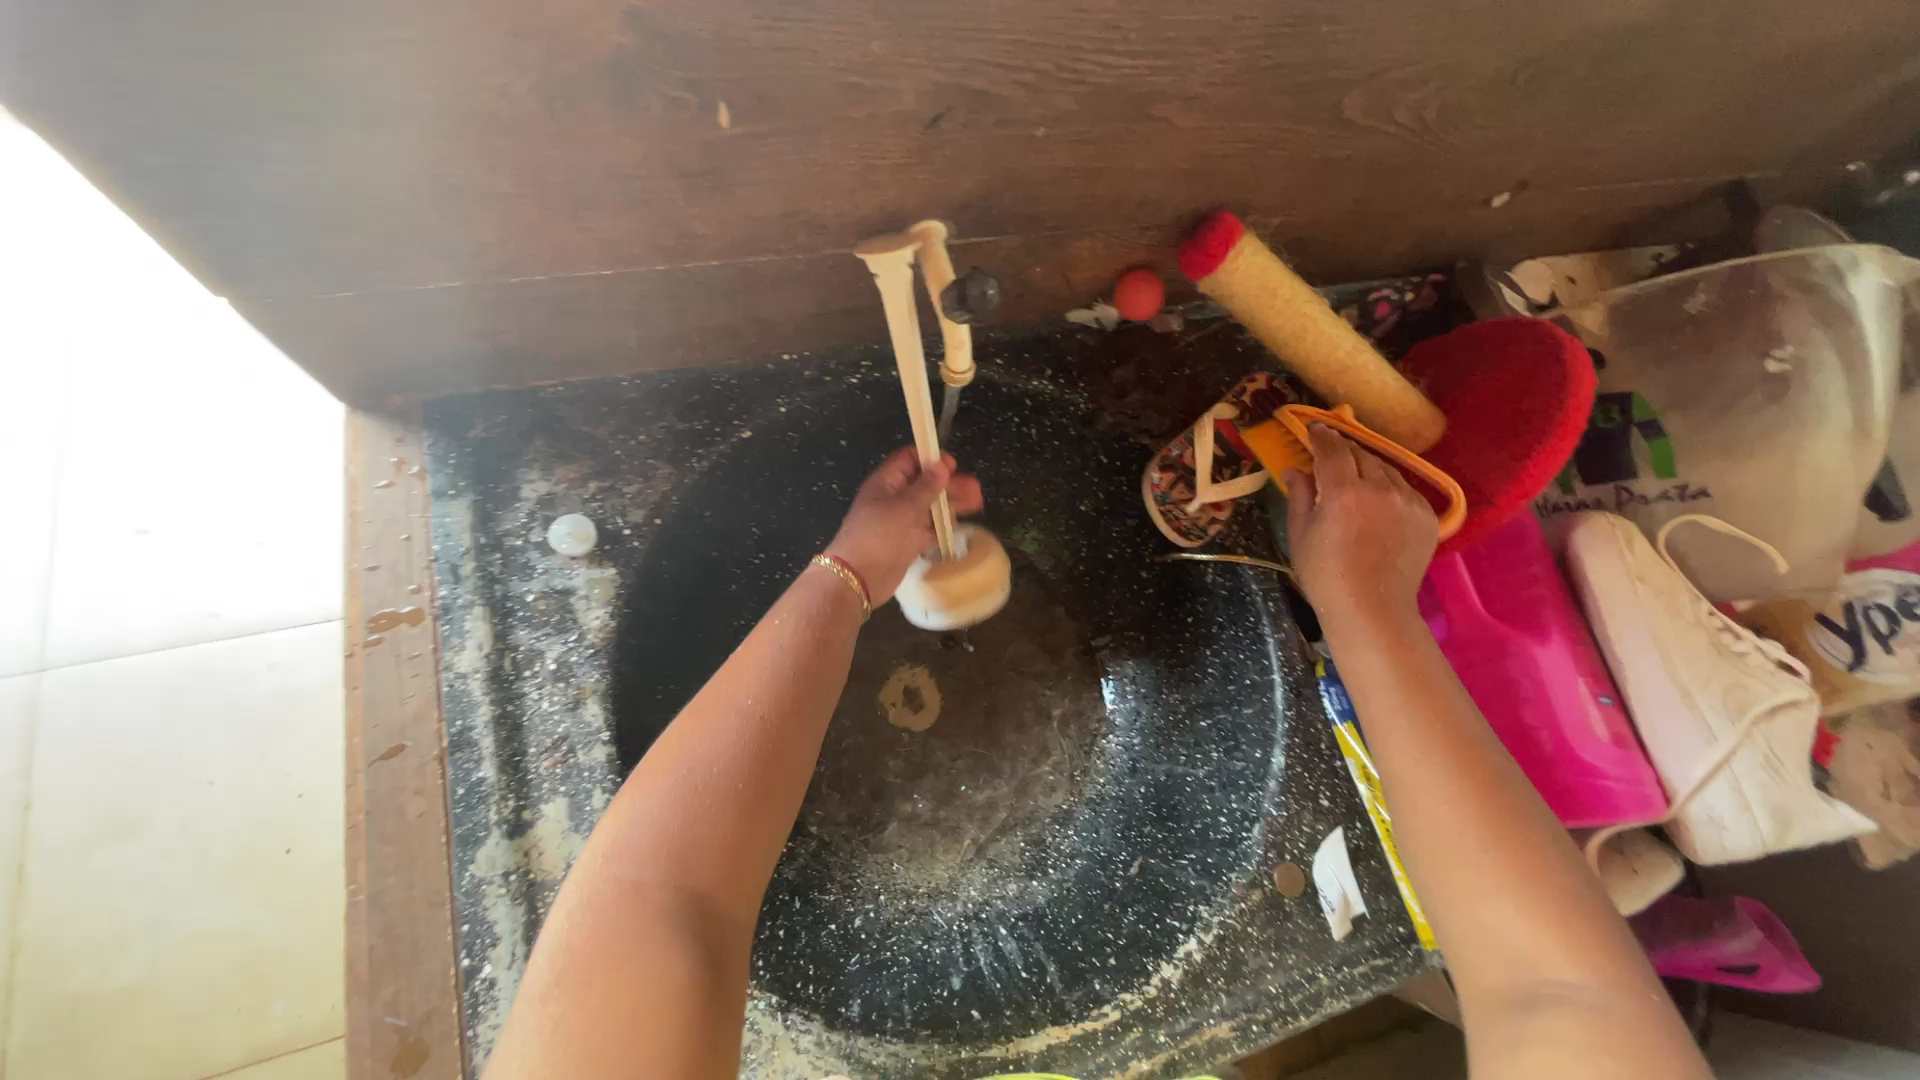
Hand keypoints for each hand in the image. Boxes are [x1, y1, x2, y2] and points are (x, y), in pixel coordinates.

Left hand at [825, 447, 984, 604]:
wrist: (858, 579)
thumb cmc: (878, 537)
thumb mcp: (903, 508)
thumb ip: (925, 487)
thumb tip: (942, 465)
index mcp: (886, 482)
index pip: (909, 460)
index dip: (931, 459)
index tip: (952, 466)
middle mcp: (894, 498)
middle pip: (925, 483)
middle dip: (949, 484)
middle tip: (974, 488)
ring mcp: (901, 521)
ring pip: (929, 506)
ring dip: (950, 504)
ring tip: (976, 503)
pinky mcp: (908, 541)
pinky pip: (928, 528)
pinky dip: (942, 525)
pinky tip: (958, 524)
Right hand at [1281, 424, 1437, 623]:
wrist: (1372, 608)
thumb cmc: (1324, 575)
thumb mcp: (1300, 534)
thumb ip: (1299, 496)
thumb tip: (1295, 469)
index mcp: (1343, 492)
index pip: (1333, 450)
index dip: (1322, 436)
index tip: (1314, 428)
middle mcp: (1380, 489)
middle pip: (1362, 454)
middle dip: (1345, 449)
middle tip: (1332, 452)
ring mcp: (1409, 502)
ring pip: (1387, 470)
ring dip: (1369, 467)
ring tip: (1357, 476)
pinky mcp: (1427, 517)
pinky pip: (1406, 490)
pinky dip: (1390, 488)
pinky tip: (1378, 501)